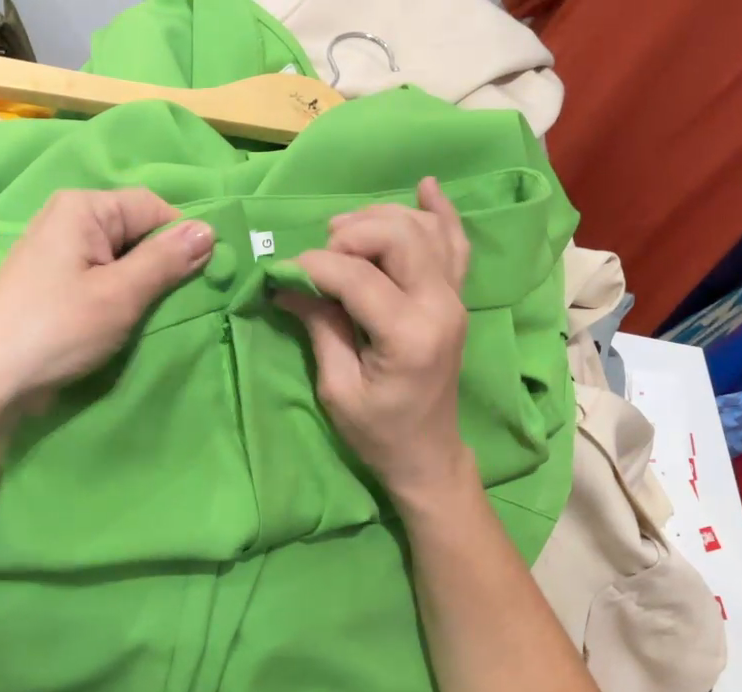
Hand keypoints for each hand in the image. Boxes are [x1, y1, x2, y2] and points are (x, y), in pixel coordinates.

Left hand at [0, 188, 213, 407]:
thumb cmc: (56, 330)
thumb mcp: (119, 295)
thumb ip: (165, 261)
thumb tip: (210, 230)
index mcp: (83, 207)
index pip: (153, 207)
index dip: (181, 240)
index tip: (202, 280)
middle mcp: (67, 220)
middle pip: (135, 232)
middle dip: (160, 266)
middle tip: (177, 307)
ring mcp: (56, 255)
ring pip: (119, 261)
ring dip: (140, 289)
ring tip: (148, 320)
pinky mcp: (51, 287)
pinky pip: (98, 282)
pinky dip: (117, 301)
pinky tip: (122, 326)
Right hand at [278, 176, 474, 500]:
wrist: (427, 454)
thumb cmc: (377, 432)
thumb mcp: (337, 388)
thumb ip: (320, 327)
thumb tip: (287, 284)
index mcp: (409, 335)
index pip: (357, 275)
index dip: (314, 266)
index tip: (284, 272)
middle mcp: (440, 306)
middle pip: (398, 235)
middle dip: (351, 233)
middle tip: (321, 255)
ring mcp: (455, 298)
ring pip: (424, 229)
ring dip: (382, 218)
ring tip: (345, 231)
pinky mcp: (457, 298)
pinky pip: (456, 243)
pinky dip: (441, 213)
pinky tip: (427, 187)